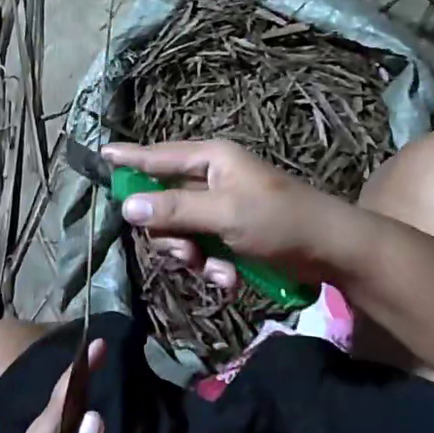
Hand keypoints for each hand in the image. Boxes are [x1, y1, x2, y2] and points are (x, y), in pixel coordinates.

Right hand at [102, 140, 354, 288]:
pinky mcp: (229, 235)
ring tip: (215, 271)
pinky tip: (229, 279)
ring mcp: (220, 209)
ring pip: (179, 231)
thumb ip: (175, 208)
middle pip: (162, 203)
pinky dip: (211, 266)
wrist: (331, 252)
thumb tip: (128, 206)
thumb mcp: (224, 213)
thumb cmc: (279, 221)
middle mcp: (211, 180)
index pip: (159, 155)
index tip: (102, 154)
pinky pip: (200, 249)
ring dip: (191, 256)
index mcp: (211, 160)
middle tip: (184, 253)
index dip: (130, 157)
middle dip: (170, 234)